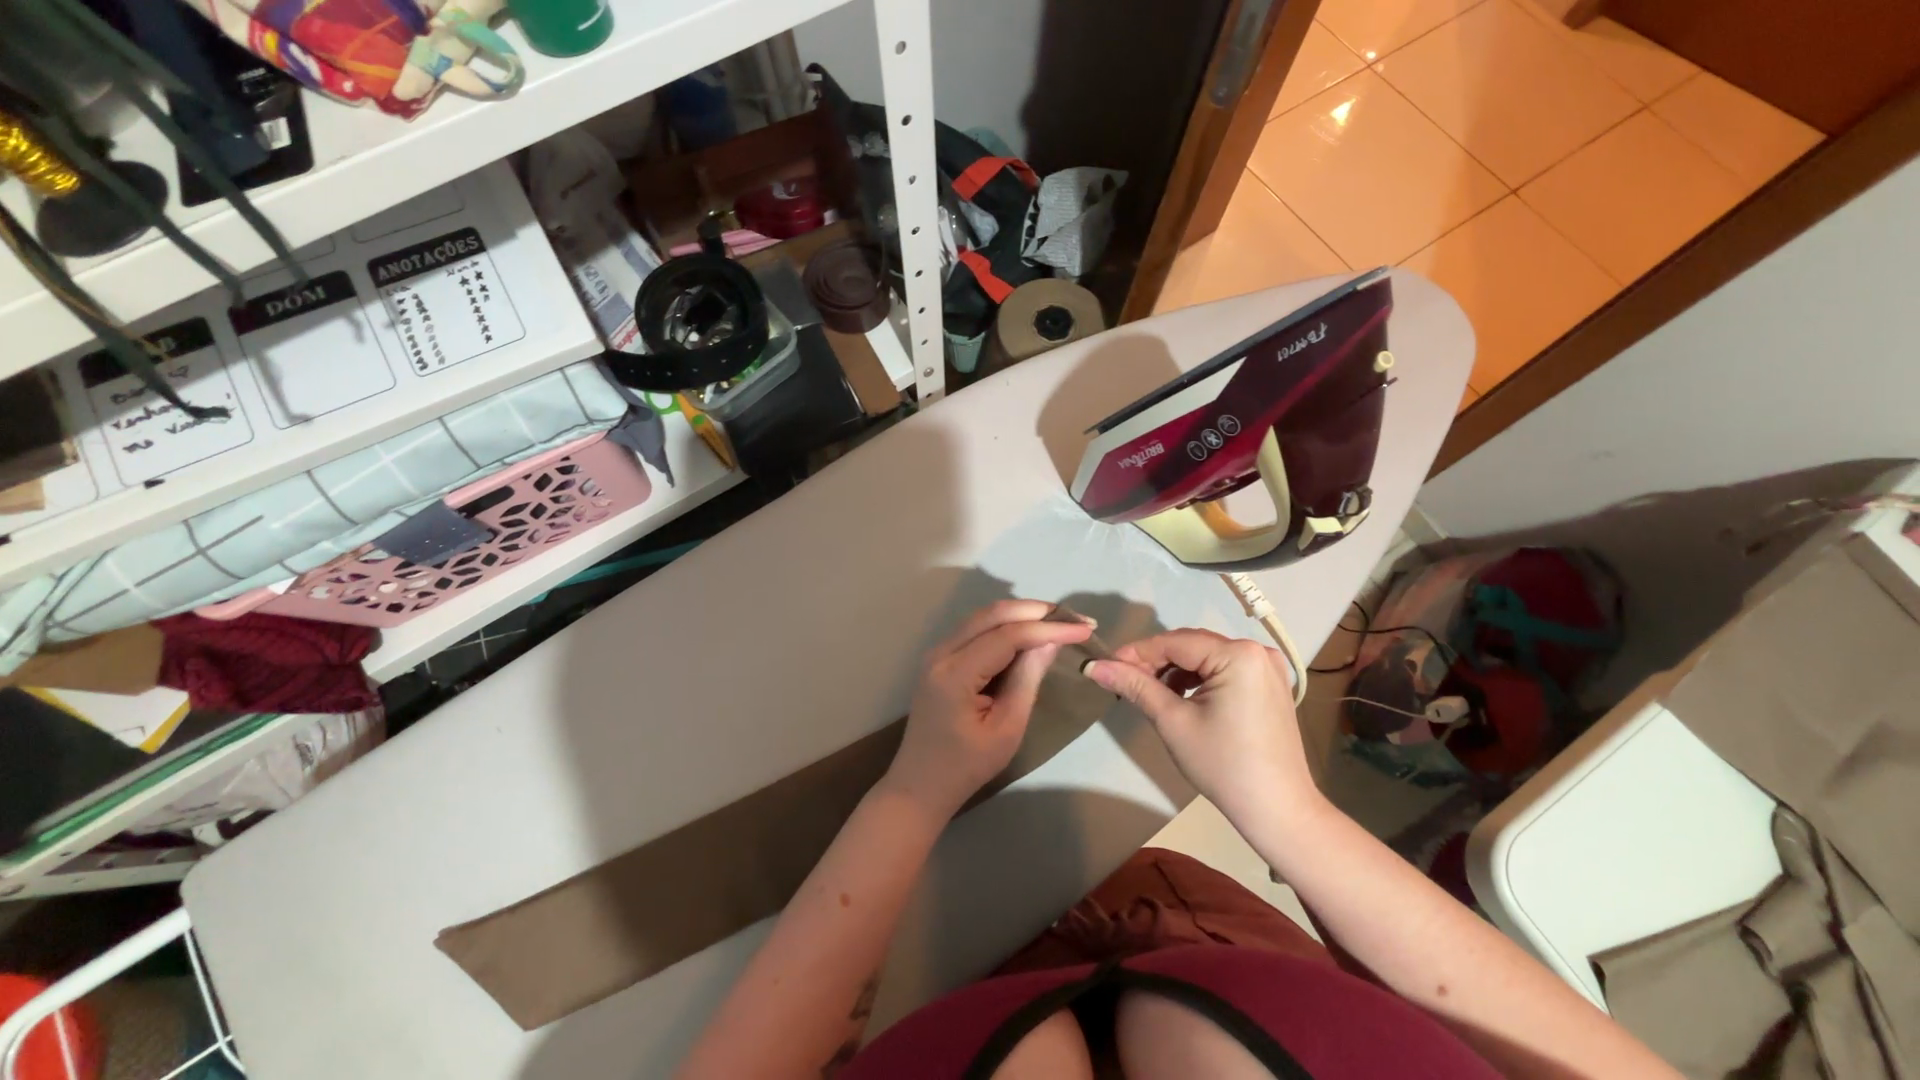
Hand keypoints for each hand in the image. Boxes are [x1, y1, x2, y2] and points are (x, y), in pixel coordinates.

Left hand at [881, 600, 1094, 819]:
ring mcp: (937, 653)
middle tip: (1077, 620)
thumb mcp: (1006, 728)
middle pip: (993, 614)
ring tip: (1061, 623)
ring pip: (984, 617)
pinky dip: (1006, 626)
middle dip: (1037, 612)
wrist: (921, 784)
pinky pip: (976, 630)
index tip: (1084, 630)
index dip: (1048, 628)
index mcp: (955, 674)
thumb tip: (1051, 641)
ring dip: (1023, 615)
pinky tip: (1032, 633)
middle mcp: (941, 653)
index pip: (1007, 635)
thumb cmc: (967, 766)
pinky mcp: (941, 659)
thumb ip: (1027, 680)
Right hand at [1083, 629, 1323, 826]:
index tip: (1105, 666)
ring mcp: (1268, 667)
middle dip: (1156, 661)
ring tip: (1151, 694)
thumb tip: (1094, 666)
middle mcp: (1258, 651)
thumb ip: (1135, 686)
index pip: (1174, 642)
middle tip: (1123, 681)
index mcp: (1238, 654)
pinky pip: (1226, 669)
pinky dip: (1200, 679)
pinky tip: (1182, 699)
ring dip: (1176, 670)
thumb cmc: (1223, 765)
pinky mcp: (1271, 685)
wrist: (1276, 807)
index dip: (1136, 652)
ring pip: (1208, 657)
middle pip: (1193, 645)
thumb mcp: (1173, 722)